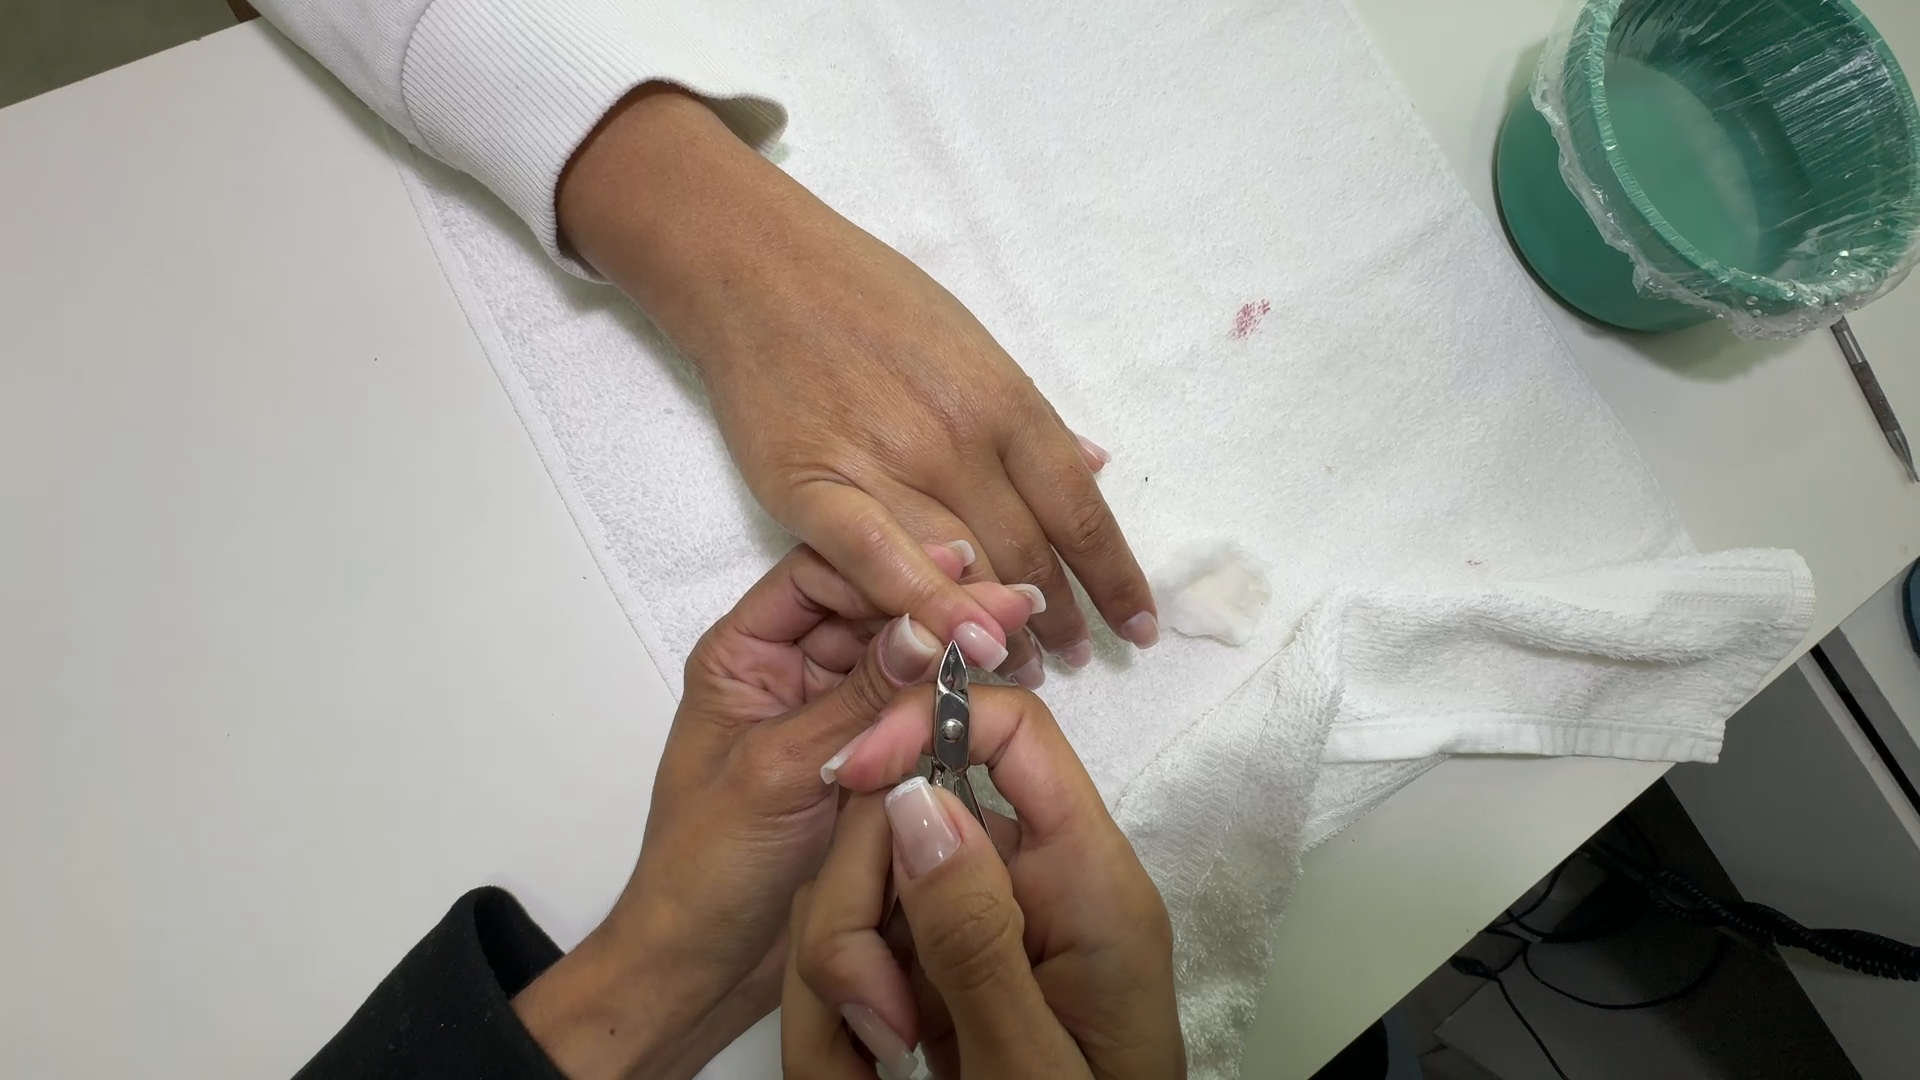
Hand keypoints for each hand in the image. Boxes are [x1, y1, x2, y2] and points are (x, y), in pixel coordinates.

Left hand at [509, 544, 1038, 1079]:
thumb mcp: (780, 773)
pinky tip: (997, 673)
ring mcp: (829, 703)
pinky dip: (951, 687)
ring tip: (1019, 626)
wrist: (705, 967)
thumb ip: (857, 700)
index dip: (887, 571)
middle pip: (867, 606)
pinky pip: (909, 699)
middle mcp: (790, 662)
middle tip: (1009, 603)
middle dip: (935, 603)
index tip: (958, 585)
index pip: (821, 576)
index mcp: (746, 650)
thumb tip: (929, 628)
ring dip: (952, 639)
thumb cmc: (709, 869)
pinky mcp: (862, 743)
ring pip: (896, 649)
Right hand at [557, 86, 1159, 684]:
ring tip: (1027, 668)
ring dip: (1006, 631)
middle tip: (1077, 658)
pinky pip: (880, 563)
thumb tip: (1096, 467)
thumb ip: (1032, 419)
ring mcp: (889, 465)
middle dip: (1062, 617)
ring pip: (968, 569)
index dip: (1117, 578)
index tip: (1139, 626)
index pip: (1082, 511)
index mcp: (1006, 402)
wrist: (763, 272)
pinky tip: (966, 651)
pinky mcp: (815, 489)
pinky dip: (929, 611)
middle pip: (1032, 553)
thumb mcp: (975, 345)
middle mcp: (961, 440)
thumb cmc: (875, 302)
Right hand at [782, 686, 1183, 1077]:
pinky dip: (833, 1002)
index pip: (1018, 732)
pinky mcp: (928, 955)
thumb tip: (916, 798)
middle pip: (909, 807)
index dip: (931, 720)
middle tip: (877, 1021)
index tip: (855, 774)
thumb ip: (978, 936)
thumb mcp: (1032, 1071)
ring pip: (862, 874)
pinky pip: (851, 933)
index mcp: (1085, 878)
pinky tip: (864, 1068)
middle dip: (859, 904)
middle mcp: (1025, 877)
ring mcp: (970, 915)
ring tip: (873, 1065)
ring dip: (840, 968)